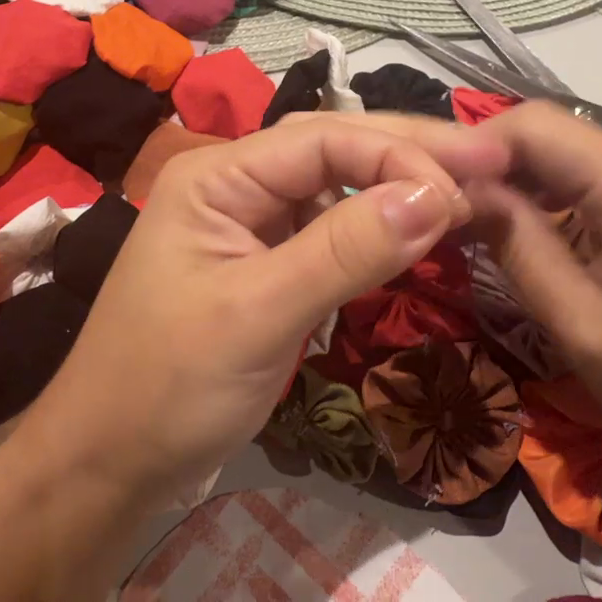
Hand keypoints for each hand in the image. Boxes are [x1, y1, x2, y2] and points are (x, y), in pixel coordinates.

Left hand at [25, 115, 510, 497]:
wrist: (110, 461)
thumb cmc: (169, 383)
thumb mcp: (259, 313)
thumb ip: (345, 250)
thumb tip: (436, 195)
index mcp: (218, 176)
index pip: (323, 139)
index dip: (400, 155)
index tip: (466, 191)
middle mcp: (234, 184)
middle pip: (332, 149)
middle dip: (409, 152)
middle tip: (491, 159)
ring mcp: (249, 225)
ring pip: (335, 186)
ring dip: (397, 186)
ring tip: (468, 188)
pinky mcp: (264, 264)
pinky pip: (328, 230)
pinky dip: (375, 229)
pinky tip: (415, 230)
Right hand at [464, 102, 601, 480]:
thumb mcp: (585, 329)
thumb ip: (516, 246)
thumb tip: (457, 190)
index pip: (533, 124)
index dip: (471, 147)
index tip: (429, 191)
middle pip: (557, 136)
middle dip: (496, 169)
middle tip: (449, 215)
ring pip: (581, 156)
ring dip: (530, 186)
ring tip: (487, 231)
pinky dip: (568, 201)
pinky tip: (549, 240)